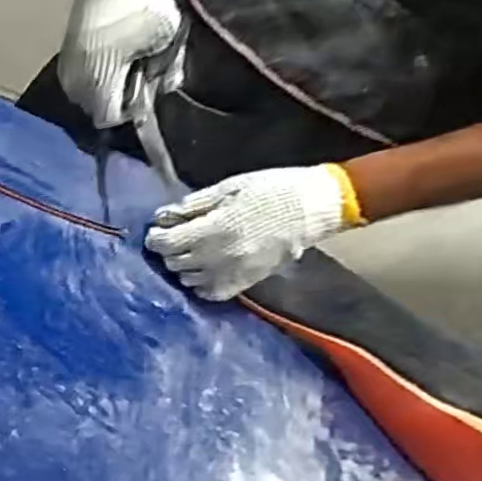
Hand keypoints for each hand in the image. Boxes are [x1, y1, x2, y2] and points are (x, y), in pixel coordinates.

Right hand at [58, 0, 181, 128]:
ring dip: (105, 85)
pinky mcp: (64, 62)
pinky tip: (109, 55)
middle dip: (117, 97)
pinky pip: (80, 80)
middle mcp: (77, 91)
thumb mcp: (165, 39)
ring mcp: (66, 77)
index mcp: (99, 91)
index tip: (146, 92)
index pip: (109, 119)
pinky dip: (94, 74)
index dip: (130, 110)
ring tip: (124, 61)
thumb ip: (166, 69)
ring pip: (87, 95)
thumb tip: (165, 87)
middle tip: (138, 73)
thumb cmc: (137, 13)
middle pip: (97, 108)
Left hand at [145, 164, 356, 299]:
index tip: (160, 231)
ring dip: (186, 265)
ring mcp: (227, 272)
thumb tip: (162, 217)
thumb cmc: (277, 190)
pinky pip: (205, 292)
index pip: (163, 244)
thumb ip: (193, 205)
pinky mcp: (241, 283)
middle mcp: (214, 256)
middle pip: (171, 261)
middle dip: (171, 249)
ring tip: (200, 251)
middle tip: (183, 238)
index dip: (156, 237)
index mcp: (210, 231)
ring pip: (185, 277)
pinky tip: (210, 268)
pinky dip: (201, 283)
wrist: (325, 205)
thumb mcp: (231, 188)